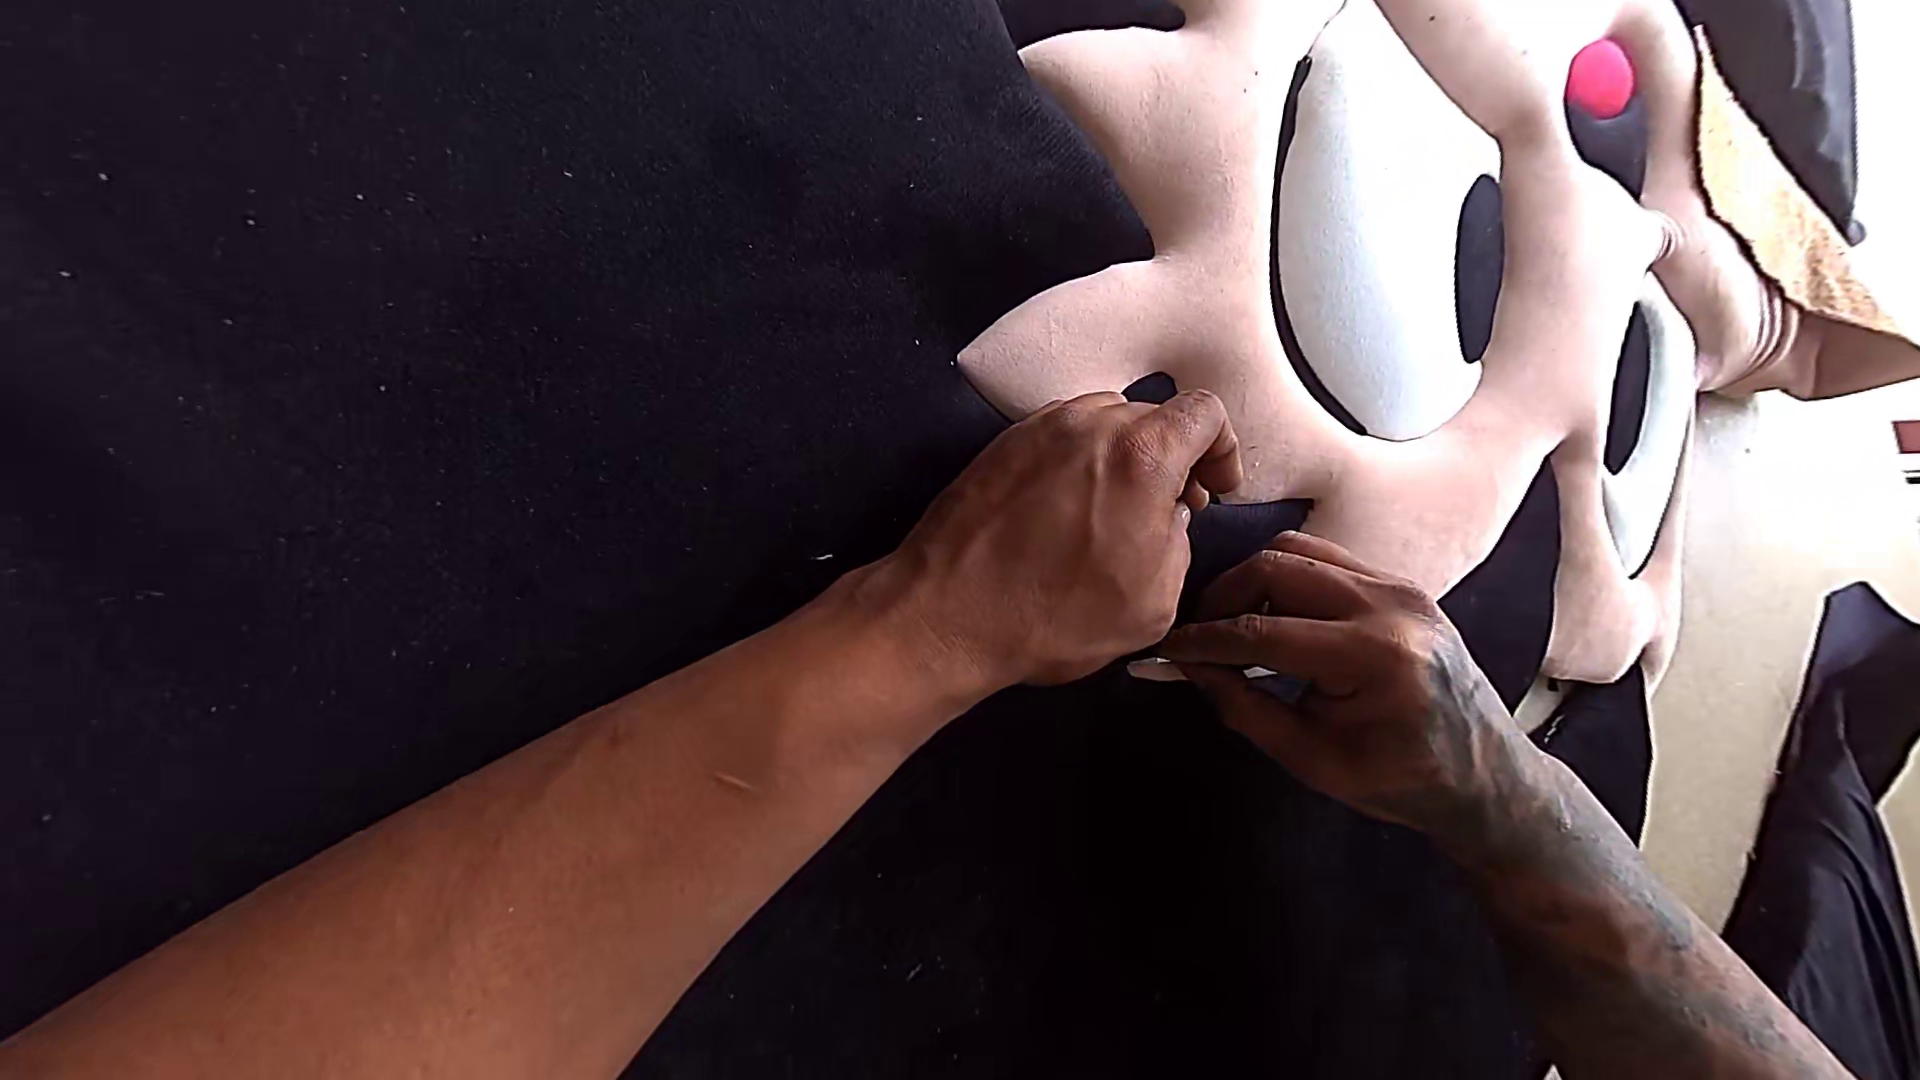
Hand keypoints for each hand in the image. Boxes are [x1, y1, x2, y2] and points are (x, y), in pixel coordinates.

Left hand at [874, 390, 1241, 690]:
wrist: (946, 614)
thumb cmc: (1049, 616)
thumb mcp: (1153, 601)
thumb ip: (1179, 542)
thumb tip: (1167, 515)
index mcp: (1138, 455)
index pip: (1203, 412)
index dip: (1221, 448)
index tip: (1212, 485)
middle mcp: (1086, 426)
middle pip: (1151, 417)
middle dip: (1172, 458)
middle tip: (1166, 507)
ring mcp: (1036, 430)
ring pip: (1102, 422)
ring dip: (1121, 456)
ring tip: (1112, 507)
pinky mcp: (1000, 445)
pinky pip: (1057, 437)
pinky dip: (1076, 460)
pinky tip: (1065, 506)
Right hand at [1157, 532, 1531, 846]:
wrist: (1489, 777)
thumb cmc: (1397, 778)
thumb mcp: (1306, 756)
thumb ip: (1238, 704)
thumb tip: (1186, 664)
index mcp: (1374, 658)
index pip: (1261, 631)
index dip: (1204, 639)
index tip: (1168, 647)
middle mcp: (1389, 606)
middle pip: (1273, 568)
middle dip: (1222, 598)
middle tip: (1201, 634)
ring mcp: (1399, 586)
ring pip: (1293, 550)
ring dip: (1250, 580)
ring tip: (1235, 620)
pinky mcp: (1399, 582)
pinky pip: (1321, 556)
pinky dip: (1283, 576)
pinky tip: (1276, 612)